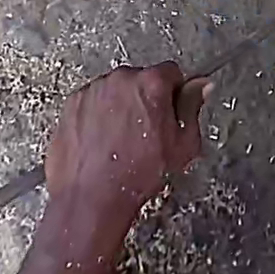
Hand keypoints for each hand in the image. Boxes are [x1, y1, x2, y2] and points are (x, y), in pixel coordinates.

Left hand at [45, 63, 211, 225]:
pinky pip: (92, 101)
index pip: (171, 73)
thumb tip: (201, 85)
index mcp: (152, 83)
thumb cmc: (137, 175)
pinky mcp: (73, 103)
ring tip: (119, 141)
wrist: (91, 200)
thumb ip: (192, 107)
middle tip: (144, 132)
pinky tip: (100, 141)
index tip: (168, 114)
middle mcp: (122, 78)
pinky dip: (96, 115)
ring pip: (115, 90)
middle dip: (144, 99)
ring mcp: (94, 89)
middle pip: (141, 80)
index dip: (172, 95)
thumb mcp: (182, 145)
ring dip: (119, 106)